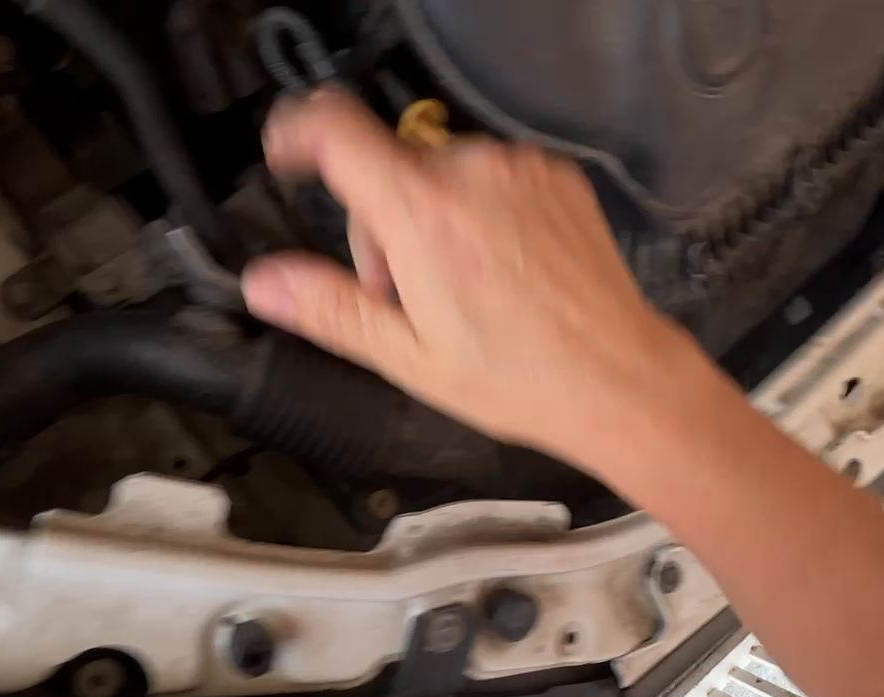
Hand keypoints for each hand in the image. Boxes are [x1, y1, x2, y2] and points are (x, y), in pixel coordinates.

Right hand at [240, 90, 736, 471]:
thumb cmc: (522, 378)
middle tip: (409, 297)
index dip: (296, 135)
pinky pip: (491, 180)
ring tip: (465, 294)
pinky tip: (503, 275)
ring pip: (441, 176)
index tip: (287, 154)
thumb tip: (266, 284)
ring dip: (432, 222)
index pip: (335, 131)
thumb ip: (331, 309)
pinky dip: (480, 215)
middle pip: (390, 171)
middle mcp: (472, 174)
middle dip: (383, 229)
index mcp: (423, 216)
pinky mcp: (555, 178)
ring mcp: (520, 171)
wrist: (616, 378)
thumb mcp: (410, 358)